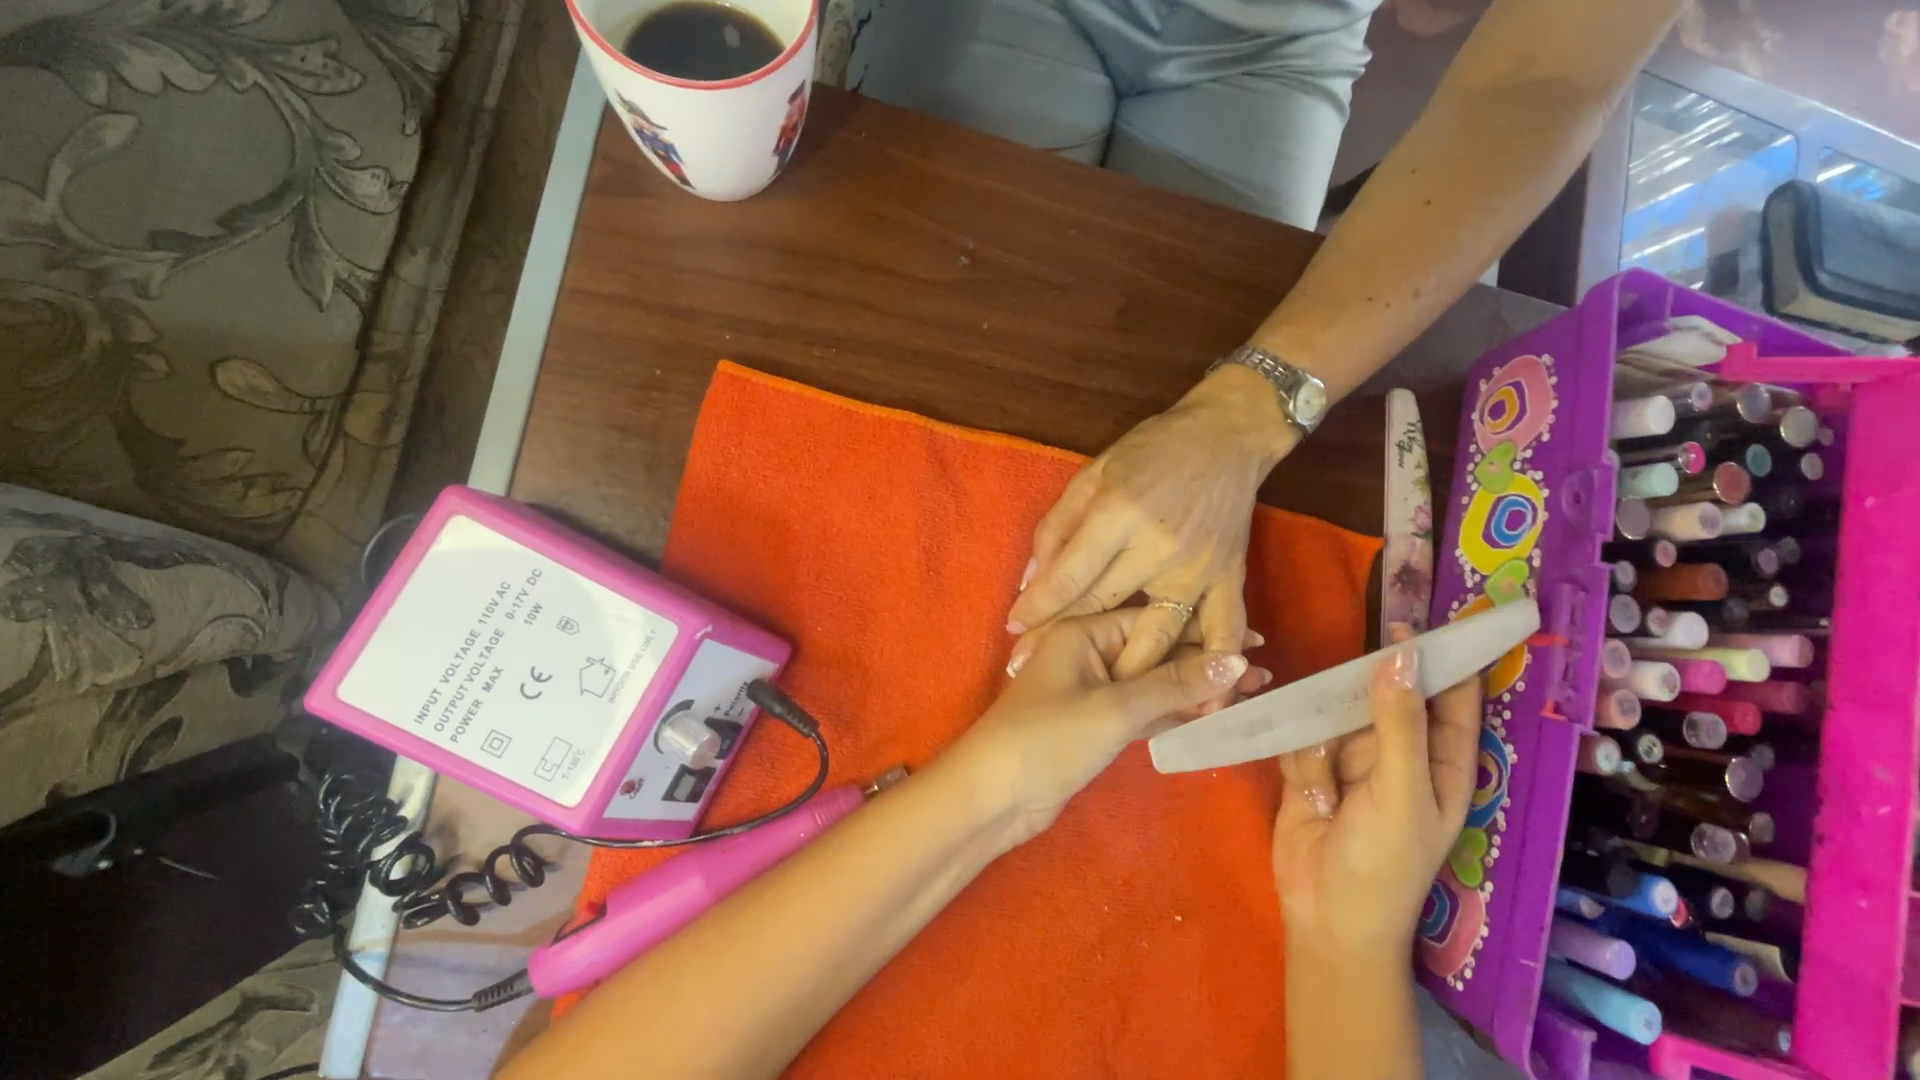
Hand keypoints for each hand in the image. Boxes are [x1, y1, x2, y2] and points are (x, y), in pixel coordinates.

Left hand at [949, 608, 1268, 843]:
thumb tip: (1236, 660)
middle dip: (1207, 663)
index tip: (1255, 642)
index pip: (1155, 621)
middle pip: (1158, 651)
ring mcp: (1094, 691)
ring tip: (1253, 692)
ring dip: (1197, 690)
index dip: (1204, 633)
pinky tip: (1214, 715)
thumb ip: (1174, 684)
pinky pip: (1145, 710)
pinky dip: (1176, 714)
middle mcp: (1090, 653)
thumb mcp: (1114, 709)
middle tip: (1263, 672)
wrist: (993, 798)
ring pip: (1156, 684)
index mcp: (1085, 632)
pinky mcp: (1097, 725)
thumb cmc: (1046, 739)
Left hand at [1005, 366, 1297, 685]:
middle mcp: (1156, 548)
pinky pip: (1222, 630)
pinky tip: (1198, 703)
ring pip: (1155, 634)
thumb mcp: (1093, 473)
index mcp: (1118, 514)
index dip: (1036, 608)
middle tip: (1026, 672)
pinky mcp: (1230, 578)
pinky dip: (1210, 667)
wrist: (1226, 436)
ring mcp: (1197, 568)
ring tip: (1088, 704)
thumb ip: (1059, 526)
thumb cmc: (1152, 450)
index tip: (1013, 631)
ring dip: (1121, 671)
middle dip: (1059, 641)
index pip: (1068, 576)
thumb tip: (1031, 579)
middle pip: (1101, 608)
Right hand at [1270, 624, 1481, 954]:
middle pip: (1384, 696)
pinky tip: (1309, 798)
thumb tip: (1401, 655)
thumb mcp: (1400, 792)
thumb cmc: (1383, 863)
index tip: (1439, 614)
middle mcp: (1399, 753)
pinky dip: (1302, 762)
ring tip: (1326, 789)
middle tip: (1351, 689)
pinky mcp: (1312, 768)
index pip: (1454, 697)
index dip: (1448, 656)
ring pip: (1334, 713)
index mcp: (1443, 762)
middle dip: (1363, 695)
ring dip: (1325, 743)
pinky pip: (1302, 737)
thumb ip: (1398, 723)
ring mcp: (1353, 760)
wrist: (1325, 913)